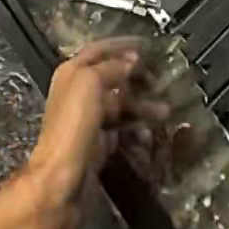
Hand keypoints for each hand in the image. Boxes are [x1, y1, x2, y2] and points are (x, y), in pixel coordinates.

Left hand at [19, 37, 168, 223]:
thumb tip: (130, 60)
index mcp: (71, 73)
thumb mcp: (89, 83)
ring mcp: (88, 120)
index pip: (98, 50)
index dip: (120, 46)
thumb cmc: (73, 125)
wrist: (62, 182)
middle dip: (136, 77)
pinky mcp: (98, 145)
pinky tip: (152, 133)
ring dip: (141, 105)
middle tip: (161, 78)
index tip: (146, 45)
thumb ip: (110, 68)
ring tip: (165, 111)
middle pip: (111, 77)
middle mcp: (78, 93)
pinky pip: (121, 130)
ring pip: (119, 105)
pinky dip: (137, 129)